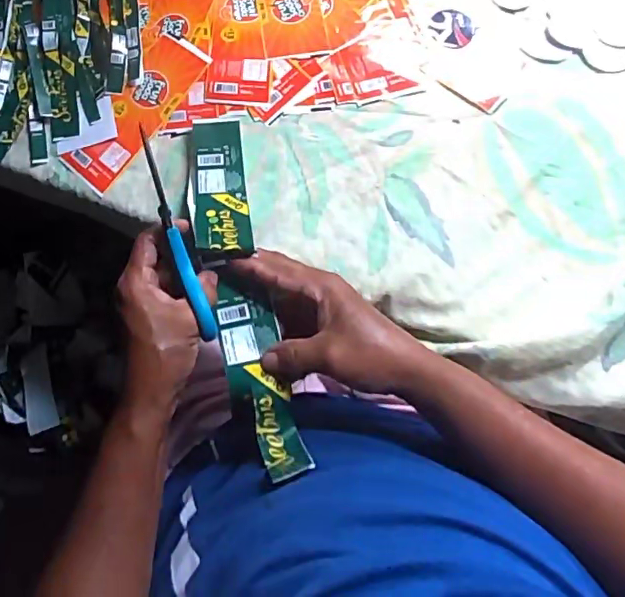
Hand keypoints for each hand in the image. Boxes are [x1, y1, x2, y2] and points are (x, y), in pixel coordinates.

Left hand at [116, 223, 216, 411]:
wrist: (152, 392)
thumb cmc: (166, 351)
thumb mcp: (190, 316)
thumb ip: (203, 289)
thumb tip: (210, 273)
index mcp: (136, 281)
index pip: (147, 240)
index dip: (168, 231)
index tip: (191, 229)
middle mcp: (132, 286)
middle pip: (155, 256)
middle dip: (181, 252)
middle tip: (206, 249)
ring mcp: (138, 301)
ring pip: (162, 275)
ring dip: (183, 272)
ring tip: (209, 267)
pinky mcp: (146, 314)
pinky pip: (163, 291)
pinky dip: (180, 288)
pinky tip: (202, 290)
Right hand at [227, 251, 435, 393]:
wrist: (408, 370)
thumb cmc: (370, 354)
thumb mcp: (328, 356)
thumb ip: (291, 355)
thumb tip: (260, 359)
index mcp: (319, 285)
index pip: (275, 268)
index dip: (247, 261)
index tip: (219, 255)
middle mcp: (317, 288)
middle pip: (276, 274)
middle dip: (249, 271)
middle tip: (216, 271)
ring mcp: (320, 304)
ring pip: (282, 294)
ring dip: (258, 295)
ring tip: (227, 295)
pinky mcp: (323, 322)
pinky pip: (290, 314)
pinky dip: (271, 316)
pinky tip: (254, 325)